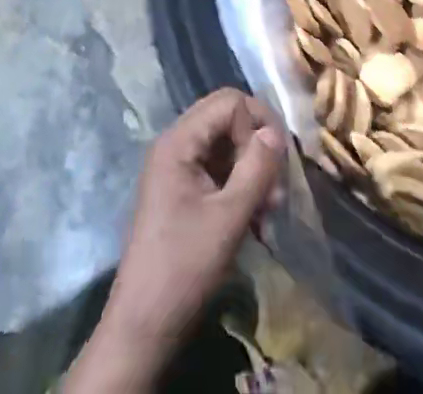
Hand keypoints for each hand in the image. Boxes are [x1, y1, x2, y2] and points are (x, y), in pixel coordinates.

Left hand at [66, 90, 283, 391]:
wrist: (146, 321)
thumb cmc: (185, 267)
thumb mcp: (229, 217)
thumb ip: (256, 169)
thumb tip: (277, 133)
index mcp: (178, 142)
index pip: (229, 102)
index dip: (257, 124)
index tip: (272, 167)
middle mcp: (175, 145)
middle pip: (228, 119)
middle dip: (258, 147)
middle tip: (276, 191)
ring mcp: (177, 168)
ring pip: (227, 146)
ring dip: (253, 171)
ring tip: (268, 212)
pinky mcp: (183, 191)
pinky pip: (219, 170)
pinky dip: (241, 187)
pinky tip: (255, 220)